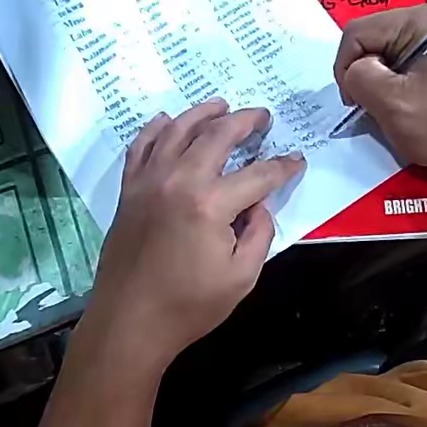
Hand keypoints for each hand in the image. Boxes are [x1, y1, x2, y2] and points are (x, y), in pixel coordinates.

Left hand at [85, 100, 305, 367]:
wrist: (129, 321)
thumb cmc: (189, 306)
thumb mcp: (242, 277)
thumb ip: (259, 233)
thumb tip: (258, 204)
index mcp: (210, 204)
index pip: (258, 175)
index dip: (283, 167)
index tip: (297, 161)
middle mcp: (178, 181)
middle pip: (217, 136)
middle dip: (245, 122)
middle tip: (263, 117)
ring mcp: (149, 181)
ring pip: (177, 130)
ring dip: (203, 113)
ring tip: (222, 105)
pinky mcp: (129, 190)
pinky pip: (142, 146)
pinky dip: (157, 128)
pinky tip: (168, 121)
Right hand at [333, 4, 426, 173]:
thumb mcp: (391, 103)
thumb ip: (359, 78)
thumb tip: (355, 72)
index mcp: (422, 19)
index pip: (358, 31)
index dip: (346, 67)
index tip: (355, 101)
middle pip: (372, 40)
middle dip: (365, 75)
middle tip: (373, 108)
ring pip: (385, 55)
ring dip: (380, 84)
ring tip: (393, 110)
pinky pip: (403, 65)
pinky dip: (395, 87)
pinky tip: (407, 107)